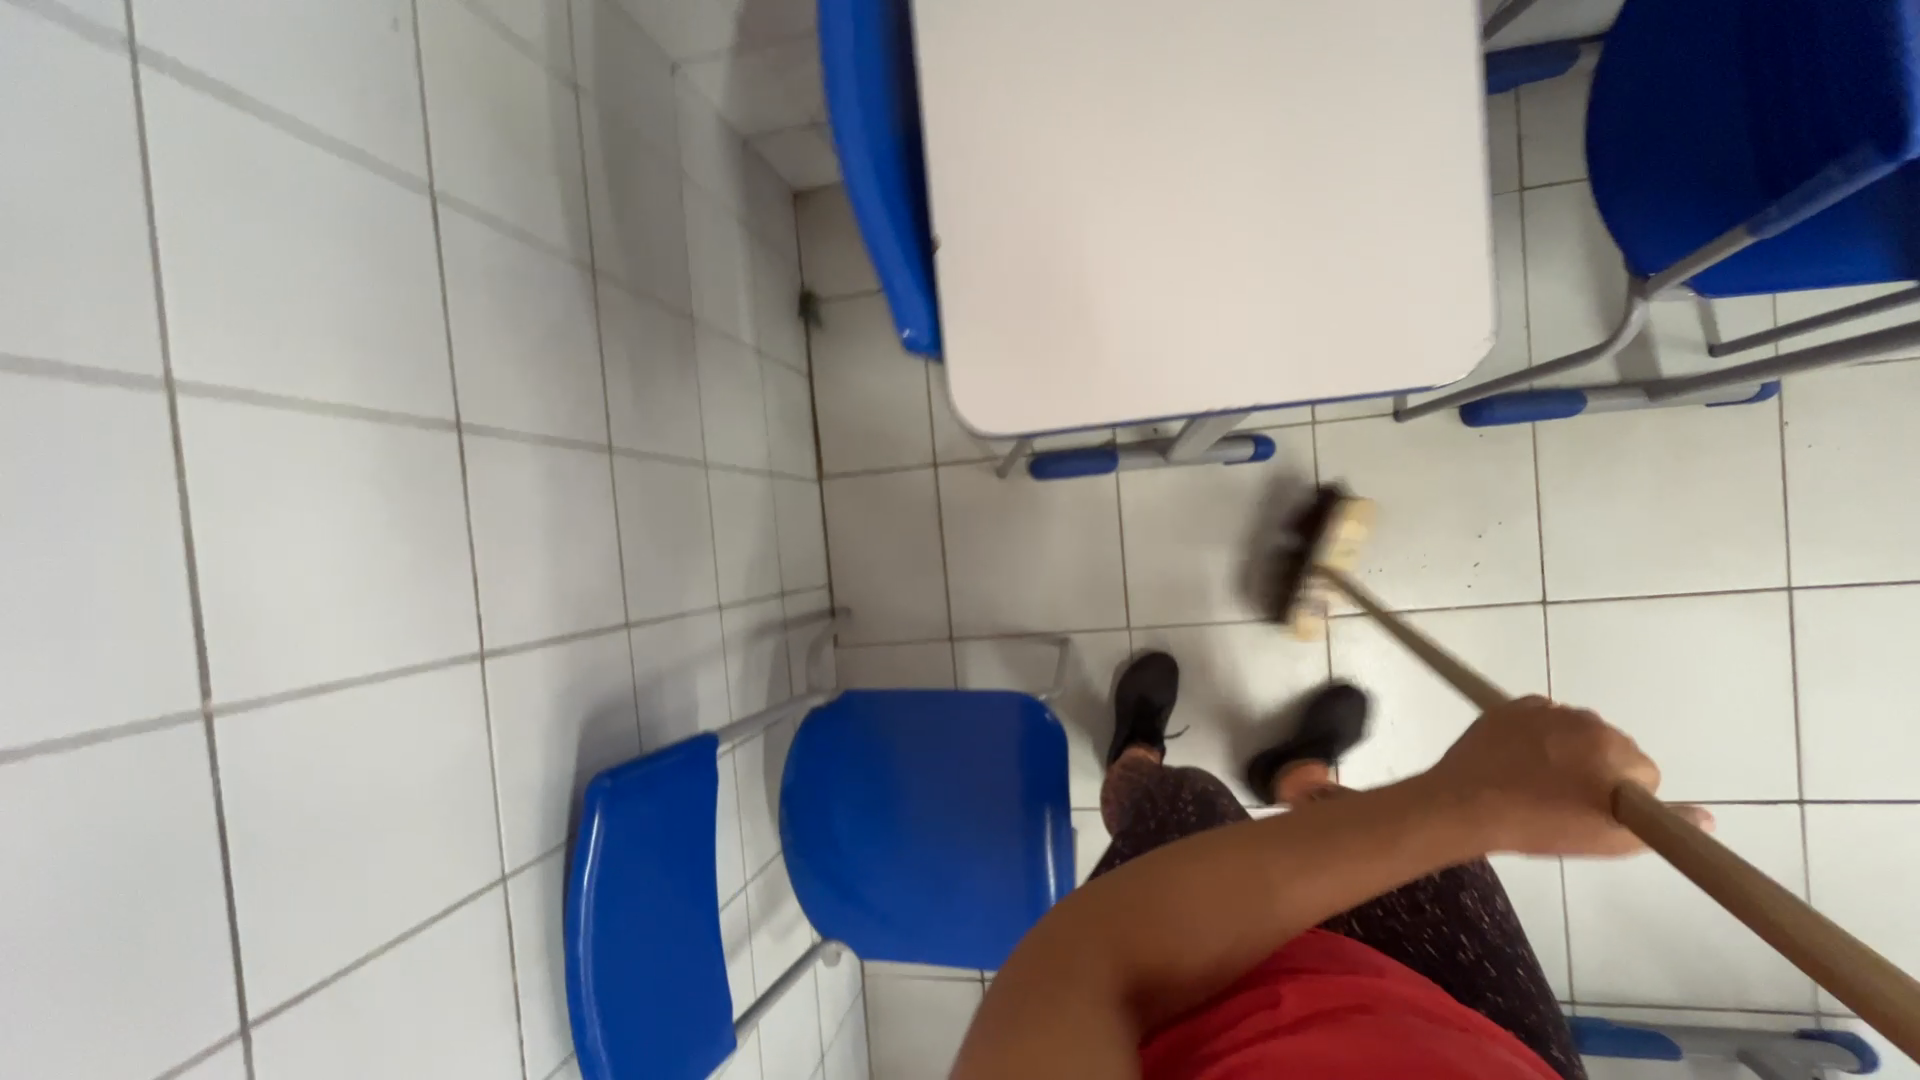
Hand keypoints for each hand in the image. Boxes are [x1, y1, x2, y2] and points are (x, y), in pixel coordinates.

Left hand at [1422, 696, 1714, 856]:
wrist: (1465, 805)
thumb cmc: (1539, 826)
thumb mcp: (1610, 840)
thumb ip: (1664, 826)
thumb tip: (1707, 817)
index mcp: (1616, 750)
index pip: (1644, 773)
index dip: (1621, 796)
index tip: (1592, 809)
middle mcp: (1585, 721)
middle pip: (1611, 746)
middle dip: (1597, 768)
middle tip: (1562, 795)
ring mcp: (1544, 710)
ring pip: (1576, 730)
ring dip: (1568, 748)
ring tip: (1537, 778)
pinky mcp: (1509, 706)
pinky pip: (1540, 716)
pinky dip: (1538, 732)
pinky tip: (1520, 756)